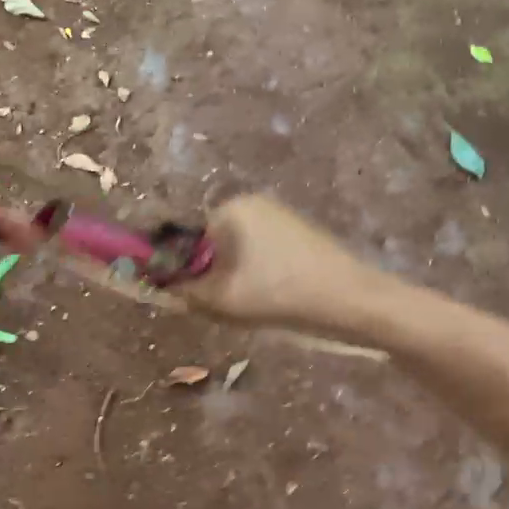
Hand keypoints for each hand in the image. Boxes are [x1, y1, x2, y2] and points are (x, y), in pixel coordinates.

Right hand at [175, 194, 381, 327]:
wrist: (349, 300)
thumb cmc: (278, 294)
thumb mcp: (220, 299)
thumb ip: (182, 290)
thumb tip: (159, 285)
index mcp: (229, 209)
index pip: (182, 235)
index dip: (173, 266)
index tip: (177, 293)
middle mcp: (250, 203)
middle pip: (206, 242)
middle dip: (204, 273)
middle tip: (214, 305)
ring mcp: (276, 215)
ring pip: (231, 250)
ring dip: (228, 277)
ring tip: (242, 305)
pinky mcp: (294, 232)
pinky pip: (255, 252)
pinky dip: (251, 274)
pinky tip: (265, 298)